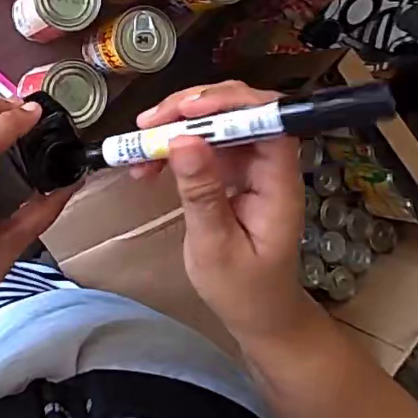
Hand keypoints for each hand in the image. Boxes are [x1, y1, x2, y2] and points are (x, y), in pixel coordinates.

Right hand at [134, 81, 322, 342]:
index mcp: (278, 182)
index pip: (267, 121)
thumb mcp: (215, 246)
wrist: (258, 313)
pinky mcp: (230, 173)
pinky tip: (146, 163)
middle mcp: (267, 165)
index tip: (186, 110)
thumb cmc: (244, 289)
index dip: (230, 104)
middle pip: (238, 111)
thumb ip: (202, 194)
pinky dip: (172, 147)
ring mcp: (248, 167)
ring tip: (139, 144)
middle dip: (191, 108)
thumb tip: (184, 142)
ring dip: (176, 125)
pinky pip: (201, 145)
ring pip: (215, 124)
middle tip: (149, 124)